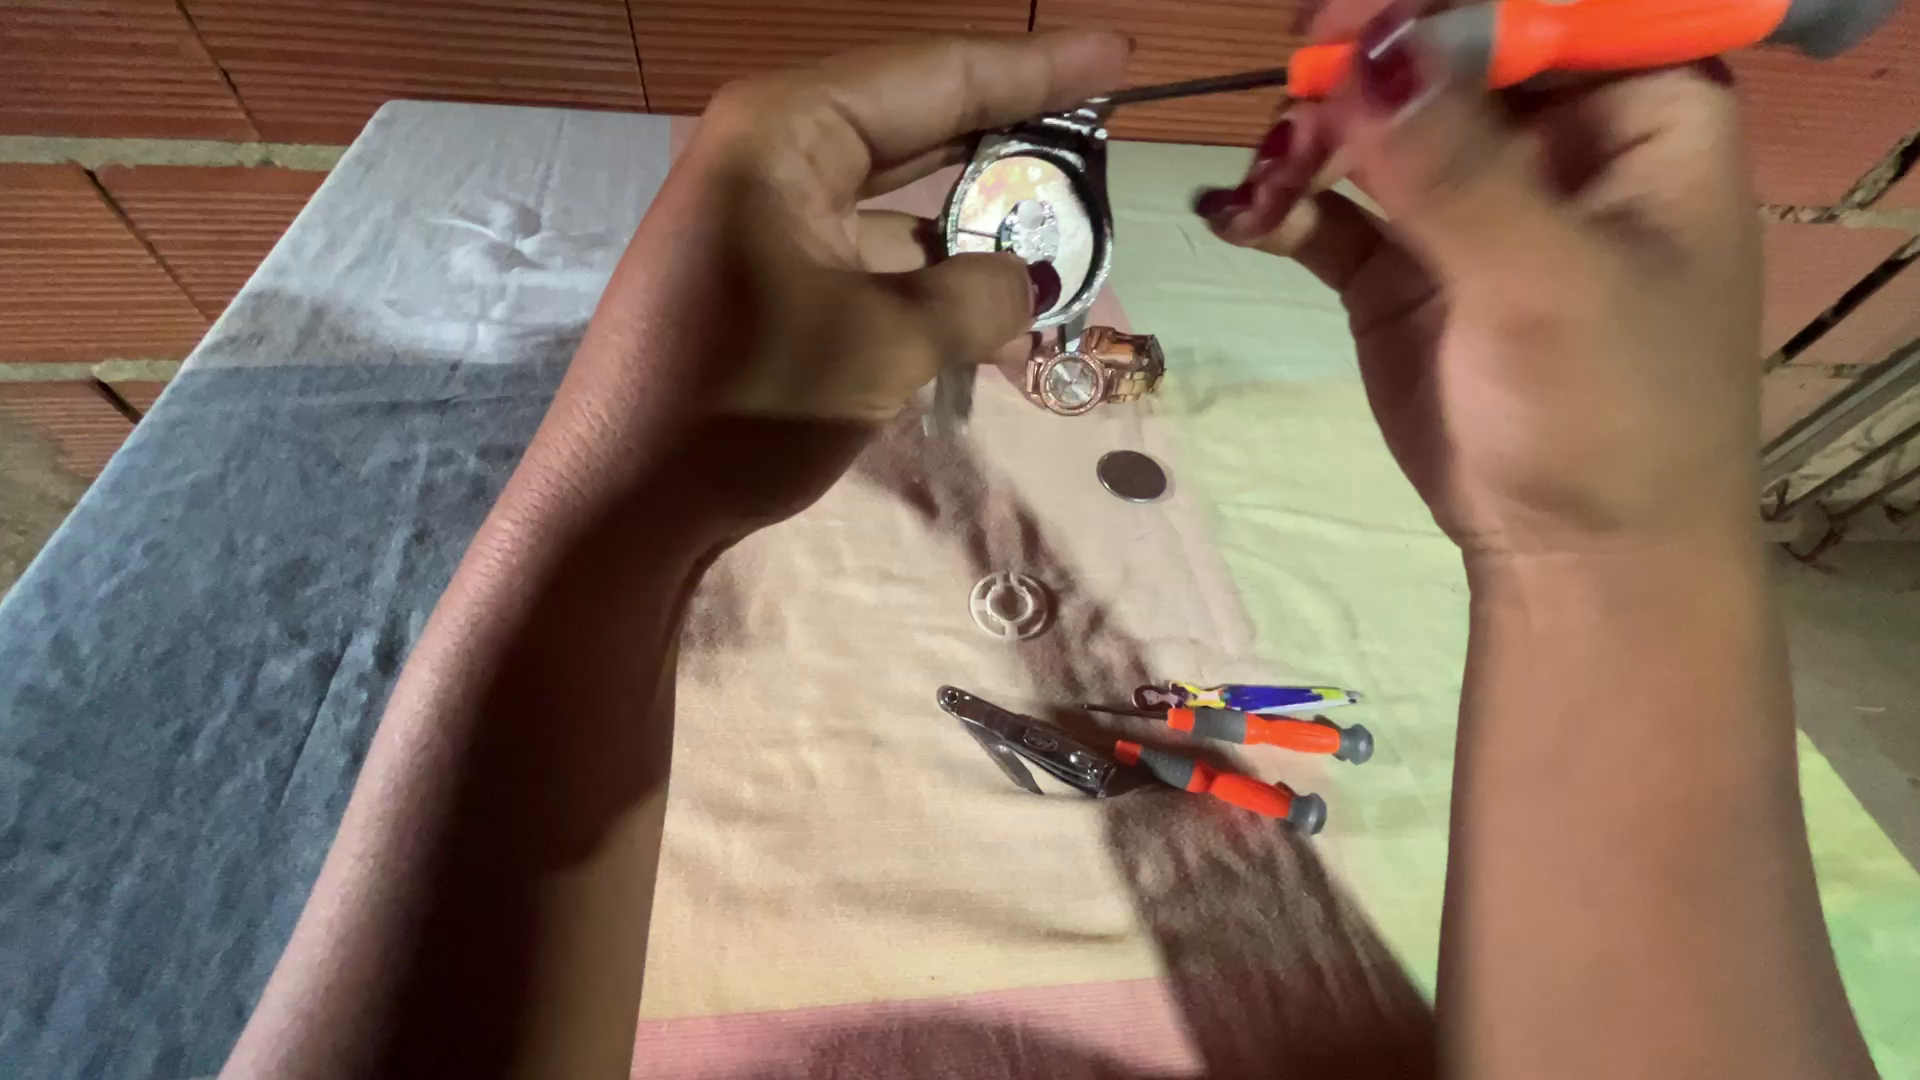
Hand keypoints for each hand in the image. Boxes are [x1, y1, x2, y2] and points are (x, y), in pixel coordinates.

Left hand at [555, 33, 1127, 534]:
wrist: (628, 502)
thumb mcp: (883, 346)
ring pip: (898, 215)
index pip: (937, 76)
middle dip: (1010, 148)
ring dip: (973, 245)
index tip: (1119, 57)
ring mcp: (765, 228)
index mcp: (788, 132)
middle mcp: (773, 161)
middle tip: (1094, 150)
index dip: (1037, 67)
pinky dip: (928, 293)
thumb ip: (975, 298)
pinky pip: (869, 269)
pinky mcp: (767, 289)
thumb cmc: (747, 403)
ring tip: (1057, 265)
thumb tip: (1029, 281)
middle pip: (919, 133)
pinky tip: (986, 326)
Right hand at [1193, 0, 1760, 556]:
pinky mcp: (1393, 274)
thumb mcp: (1541, 281)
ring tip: (1258, 192)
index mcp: (1631, 117)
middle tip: (1286, 124)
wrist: (1563, 542)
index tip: (1339, 26)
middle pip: (1430, 70)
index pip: (1531, 17)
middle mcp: (1541, 148)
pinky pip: (1327, 220)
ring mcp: (1456, 213)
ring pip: (1365, 142)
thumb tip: (1369, 50)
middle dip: (1351, 88)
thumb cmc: (1602, 410)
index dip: (1435, 14)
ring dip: (1303, 154)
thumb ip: (1453, 168)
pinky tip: (1235, 219)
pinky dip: (1280, 214)